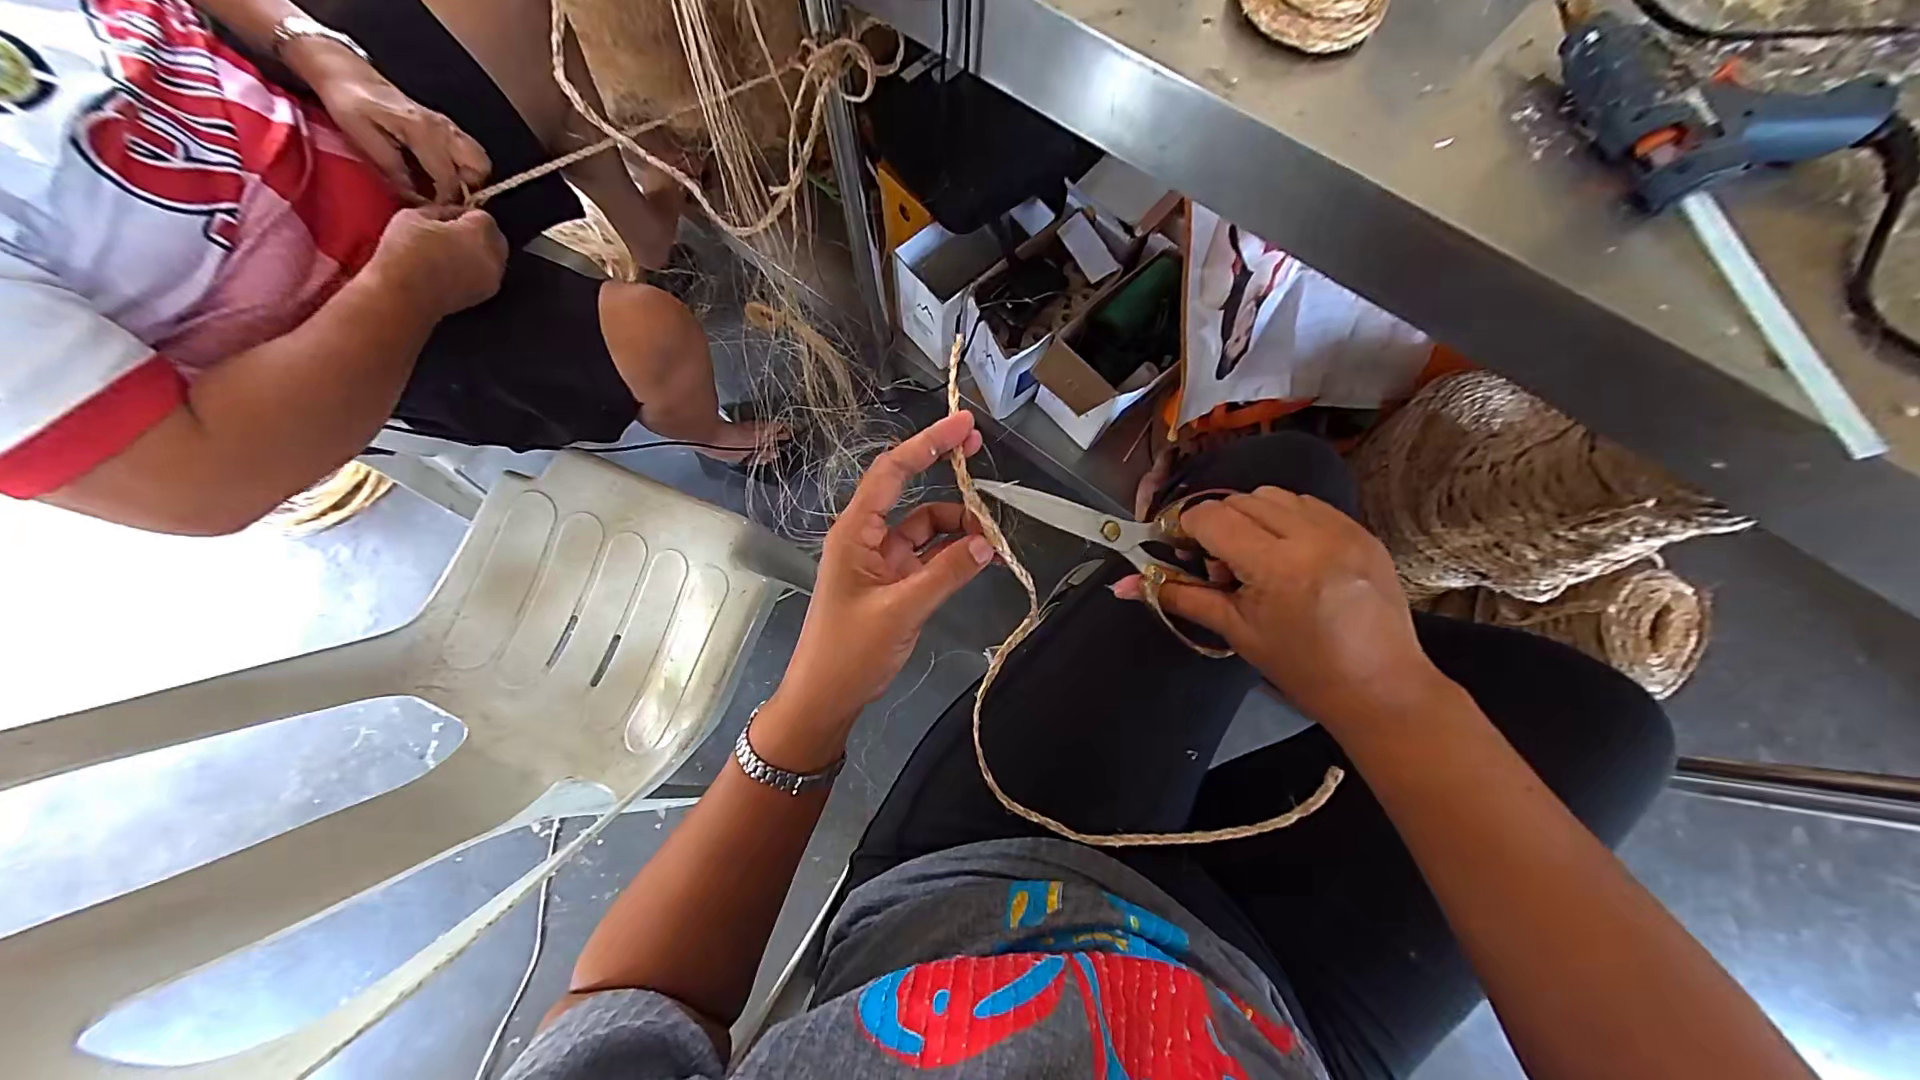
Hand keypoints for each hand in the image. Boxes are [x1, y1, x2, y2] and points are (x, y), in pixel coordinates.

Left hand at [288, 40, 490, 202]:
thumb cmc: (351, 104)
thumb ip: (392, 168)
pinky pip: (473, 154)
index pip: (449, 177)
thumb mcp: (362, 137)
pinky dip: (468, 169)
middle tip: (449, 197)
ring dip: (472, 179)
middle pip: (479, 168)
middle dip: (470, 188)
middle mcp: (444, 129)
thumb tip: (415, 196)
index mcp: (422, 131)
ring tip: (451, 187)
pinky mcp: (450, 128)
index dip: (444, 200)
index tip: (434, 210)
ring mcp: (450, 127)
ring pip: (482, 162)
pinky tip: (449, 174)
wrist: (350, 75)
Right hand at [368, 206, 507, 317]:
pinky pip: (487, 275)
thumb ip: (438, 211)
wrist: (407, 294)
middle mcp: (493, 257)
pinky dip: (476, 269)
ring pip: (494, 258)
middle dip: (478, 232)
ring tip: (451, 251)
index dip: (465, 213)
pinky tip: (453, 268)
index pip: (484, 217)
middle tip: (452, 232)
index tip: (448, 215)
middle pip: (496, 238)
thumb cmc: (407, 252)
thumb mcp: (413, 216)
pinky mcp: (486, 295)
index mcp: (479, 234)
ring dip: (479, 252)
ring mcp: (493, 278)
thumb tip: (448, 214)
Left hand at [770, 414, 994, 737]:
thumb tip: (987, 543)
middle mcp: (869, 538)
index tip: (963, 424)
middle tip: (981, 453)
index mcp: (856, 532)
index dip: (927, 443)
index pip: (892, 472)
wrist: (826, 697)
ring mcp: (884, 561)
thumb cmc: (848, 652)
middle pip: (913, 493)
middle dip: (946, 474)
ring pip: (928, 527)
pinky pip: (931, 556)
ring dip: (959, 526)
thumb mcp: (901, 611)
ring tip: (992, 539)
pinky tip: (979, 557)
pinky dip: (955, 553)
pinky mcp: (896, 582)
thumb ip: (946, 574)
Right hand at [1116, 487, 1449, 725]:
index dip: (1186, 528)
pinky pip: (1307, 505)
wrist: (1381, 688)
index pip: (1212, 518)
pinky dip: (1284, 519)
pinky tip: (1287, 555)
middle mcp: (1313, 537)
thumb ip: (1177, 596)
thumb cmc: (1301, 668)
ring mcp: (1344, 530)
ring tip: (1255, 559)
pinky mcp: (1362, 530)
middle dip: (1217, 525)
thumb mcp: (1235, 630)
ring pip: (1273, 496)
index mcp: (1278, 567)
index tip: (1181, 550)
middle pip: (1239, 501)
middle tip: (1219, 567)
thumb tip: (1121, 585)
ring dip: (1250, 517)